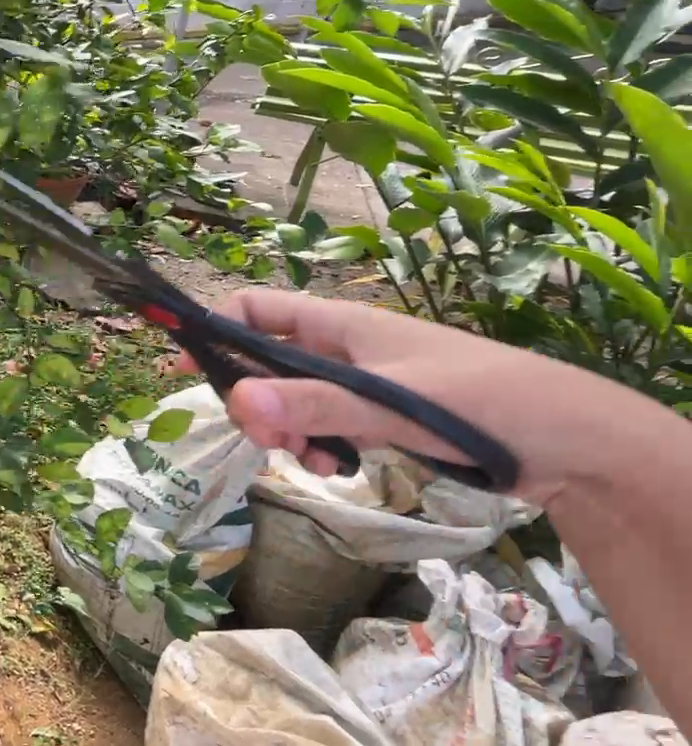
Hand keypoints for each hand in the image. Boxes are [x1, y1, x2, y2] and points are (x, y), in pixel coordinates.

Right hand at [197, 289, 648, 504]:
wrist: (586, 447)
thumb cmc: (486, 402)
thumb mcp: (394, 404)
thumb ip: (315, 404)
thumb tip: (236, 400)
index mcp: (337, 324)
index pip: (252, 307)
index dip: (214, 329)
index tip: (187, 366)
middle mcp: (340, 347)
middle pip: (264, 360)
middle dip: (253, 398)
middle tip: (265, 437)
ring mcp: (359, 381)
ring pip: (290, 396)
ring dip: (283, 426)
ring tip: (306, 459)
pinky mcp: (379, 414)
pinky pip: (322, 421)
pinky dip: (314, 442)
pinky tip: (332, 465)